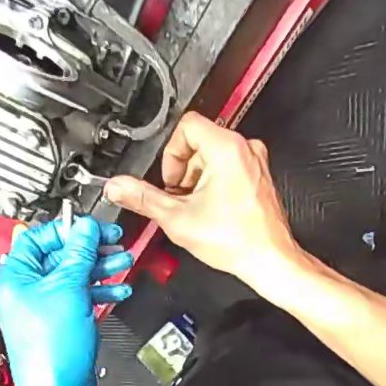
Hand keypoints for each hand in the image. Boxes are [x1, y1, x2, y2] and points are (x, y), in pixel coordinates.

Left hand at [0, 217, 133, 385]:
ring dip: (99, 267)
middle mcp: (25, 289)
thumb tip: (85, 230)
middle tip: (112, 241)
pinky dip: (99, 289)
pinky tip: (117, 287)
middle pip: (59, 255)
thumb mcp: (68, 290)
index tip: (91, 227)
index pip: (38, 237)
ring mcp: (43, 305)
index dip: (67, 229)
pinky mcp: (60, 320)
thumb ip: (78, 255)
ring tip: (121, 261)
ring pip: (73, 274)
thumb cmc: (51, 354)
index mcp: (14, 277)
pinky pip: (79, 295)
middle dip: (90, 248)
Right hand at [103, 113, 303, 292]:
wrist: (267, 259)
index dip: (171, 155)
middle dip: (183, 172)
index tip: (172, 181)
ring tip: (198, 208)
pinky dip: (214, 185)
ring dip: (197, 180)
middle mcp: (244, 149)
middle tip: (182, 199)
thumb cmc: (236, 240)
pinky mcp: (257, 176)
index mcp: (226, 148)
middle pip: (197, 142)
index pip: (185, 126)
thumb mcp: (176, 218)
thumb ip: (142, 198)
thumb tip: (118, 187)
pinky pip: (227, 168)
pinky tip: (212, 211)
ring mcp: (254, 162)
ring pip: (211, 156)